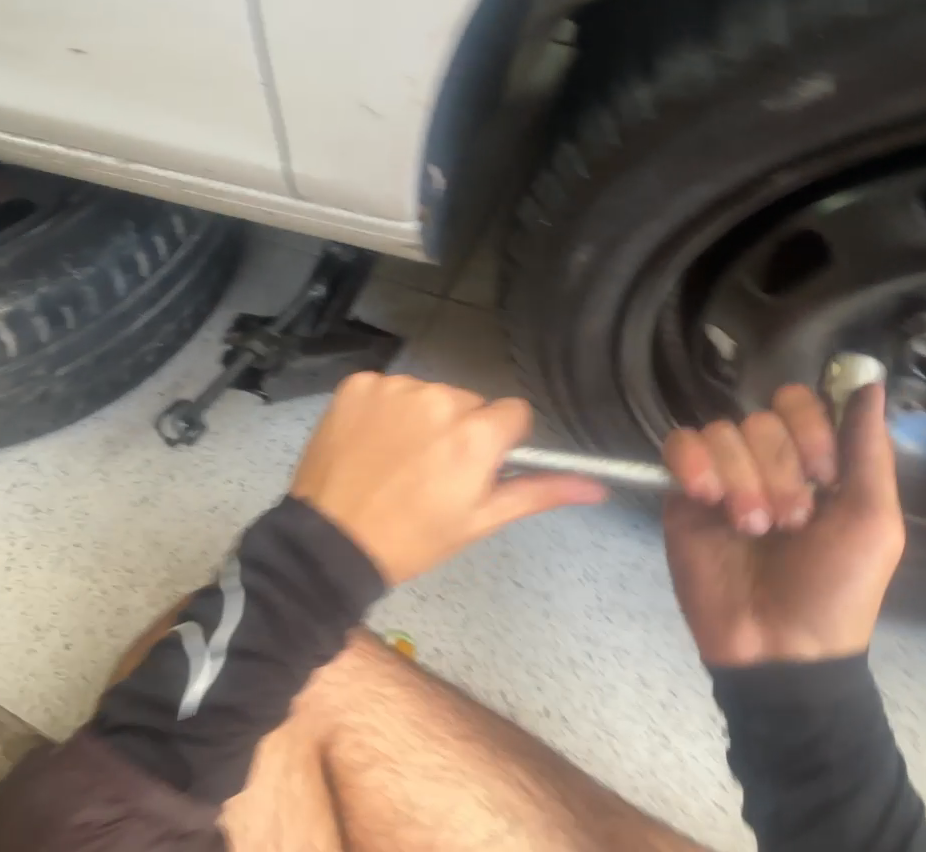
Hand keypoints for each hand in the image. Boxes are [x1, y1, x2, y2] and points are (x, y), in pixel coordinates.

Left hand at [291, 373, 606, 584]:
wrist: (329, 542)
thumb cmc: (412, 539)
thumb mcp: (479, 521)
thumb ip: (538, 493)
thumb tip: (596, 487)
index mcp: (475, 434)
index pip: (513, 413)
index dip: (500, 441)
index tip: (477, 466)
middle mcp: (438, 397)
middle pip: (468, 401)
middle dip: (460, 429)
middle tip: (432, 471)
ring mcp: (393, 387)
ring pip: (428, 393)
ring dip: (421, 417)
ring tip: (396, 459)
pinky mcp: (357, 383)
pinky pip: (388, 388)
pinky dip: (384, 409)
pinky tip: (370, 442)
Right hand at [663, 383, 903, 666]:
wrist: (779, 646)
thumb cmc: (836, 589)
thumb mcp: (874, 523)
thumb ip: (869, 451)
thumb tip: (869, 382)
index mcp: (812, 464)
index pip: (798, 404)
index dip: (808, 429)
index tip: (824, 476)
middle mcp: (764, 463)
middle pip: (759, 419)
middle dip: (777, 471)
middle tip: (788, 523)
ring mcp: (719, 476)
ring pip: (720, 433)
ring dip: (741, 481)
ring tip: (750, 528)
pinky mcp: (681, 493)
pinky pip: (679, 445)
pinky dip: (693, 464)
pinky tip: (706, 499)